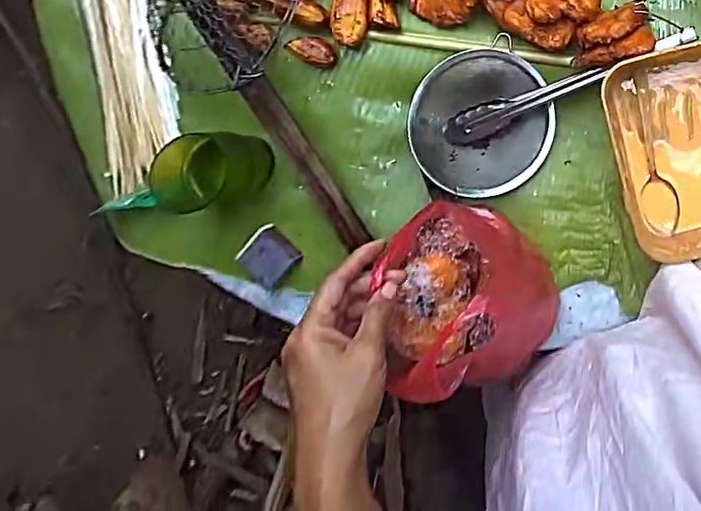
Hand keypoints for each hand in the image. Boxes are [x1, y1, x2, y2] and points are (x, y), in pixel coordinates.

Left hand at [283, 240, 402, 503]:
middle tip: (396, 273)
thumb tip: (390, 284)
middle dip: (367, 284)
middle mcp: (304, 338)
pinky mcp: (319, 369)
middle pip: (337, 298)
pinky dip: (361, 324)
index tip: (380, 244)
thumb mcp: (368, 352)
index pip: (335, 281)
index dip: (359, 259)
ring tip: (393, 295)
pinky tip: (381, 321)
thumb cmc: (344, 405)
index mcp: (309, 329)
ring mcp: (310, 354)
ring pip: (340, 316)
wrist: (331, 456)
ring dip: (366, 304)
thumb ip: (379, 312)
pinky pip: (340, 334)